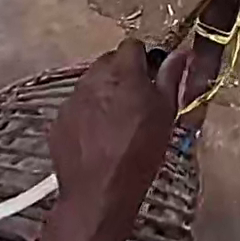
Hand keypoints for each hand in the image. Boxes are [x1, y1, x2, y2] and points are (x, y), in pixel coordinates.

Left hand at [48, 40, 189, 229]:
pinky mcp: (59, 119)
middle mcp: (94, 76)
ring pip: (92, 82)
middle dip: (123, 74)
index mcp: (123, 71)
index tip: (150, 78)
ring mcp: (73, 97)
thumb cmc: (140, 151)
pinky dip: (87, 113)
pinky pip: (77, 105)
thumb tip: (180, 53)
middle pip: (110, 61)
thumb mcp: (165, 113)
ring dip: (104, 92)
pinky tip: (97, 136)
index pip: (132, 45)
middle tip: (135, 100)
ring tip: (115, 122)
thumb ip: (171, 77)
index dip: (143, 59)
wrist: (99, 195)